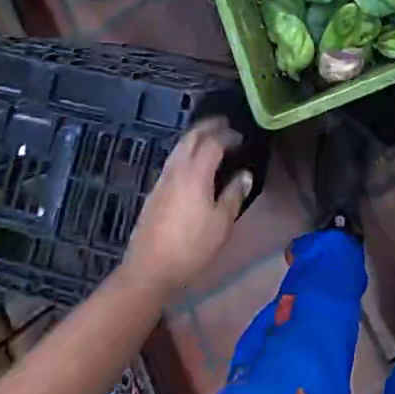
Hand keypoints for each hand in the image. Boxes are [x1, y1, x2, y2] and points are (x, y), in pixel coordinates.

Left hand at [122, 118, 250, 296]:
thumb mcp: (222, 223)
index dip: (228, 136)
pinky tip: (193, 164)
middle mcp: (176, 169)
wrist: (150, 268)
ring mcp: (162, 179)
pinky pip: (173, 160)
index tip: (242, 138)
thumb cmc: (192, 246)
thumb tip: (244, 175)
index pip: (213, 142)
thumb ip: (234, 194)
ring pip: (179, 147)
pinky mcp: (154, 191)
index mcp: (195, 172)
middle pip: (191, 136)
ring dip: (195, 137)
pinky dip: (186, 151)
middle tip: (225, 125)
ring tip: (210, 139)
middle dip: (209, 126)